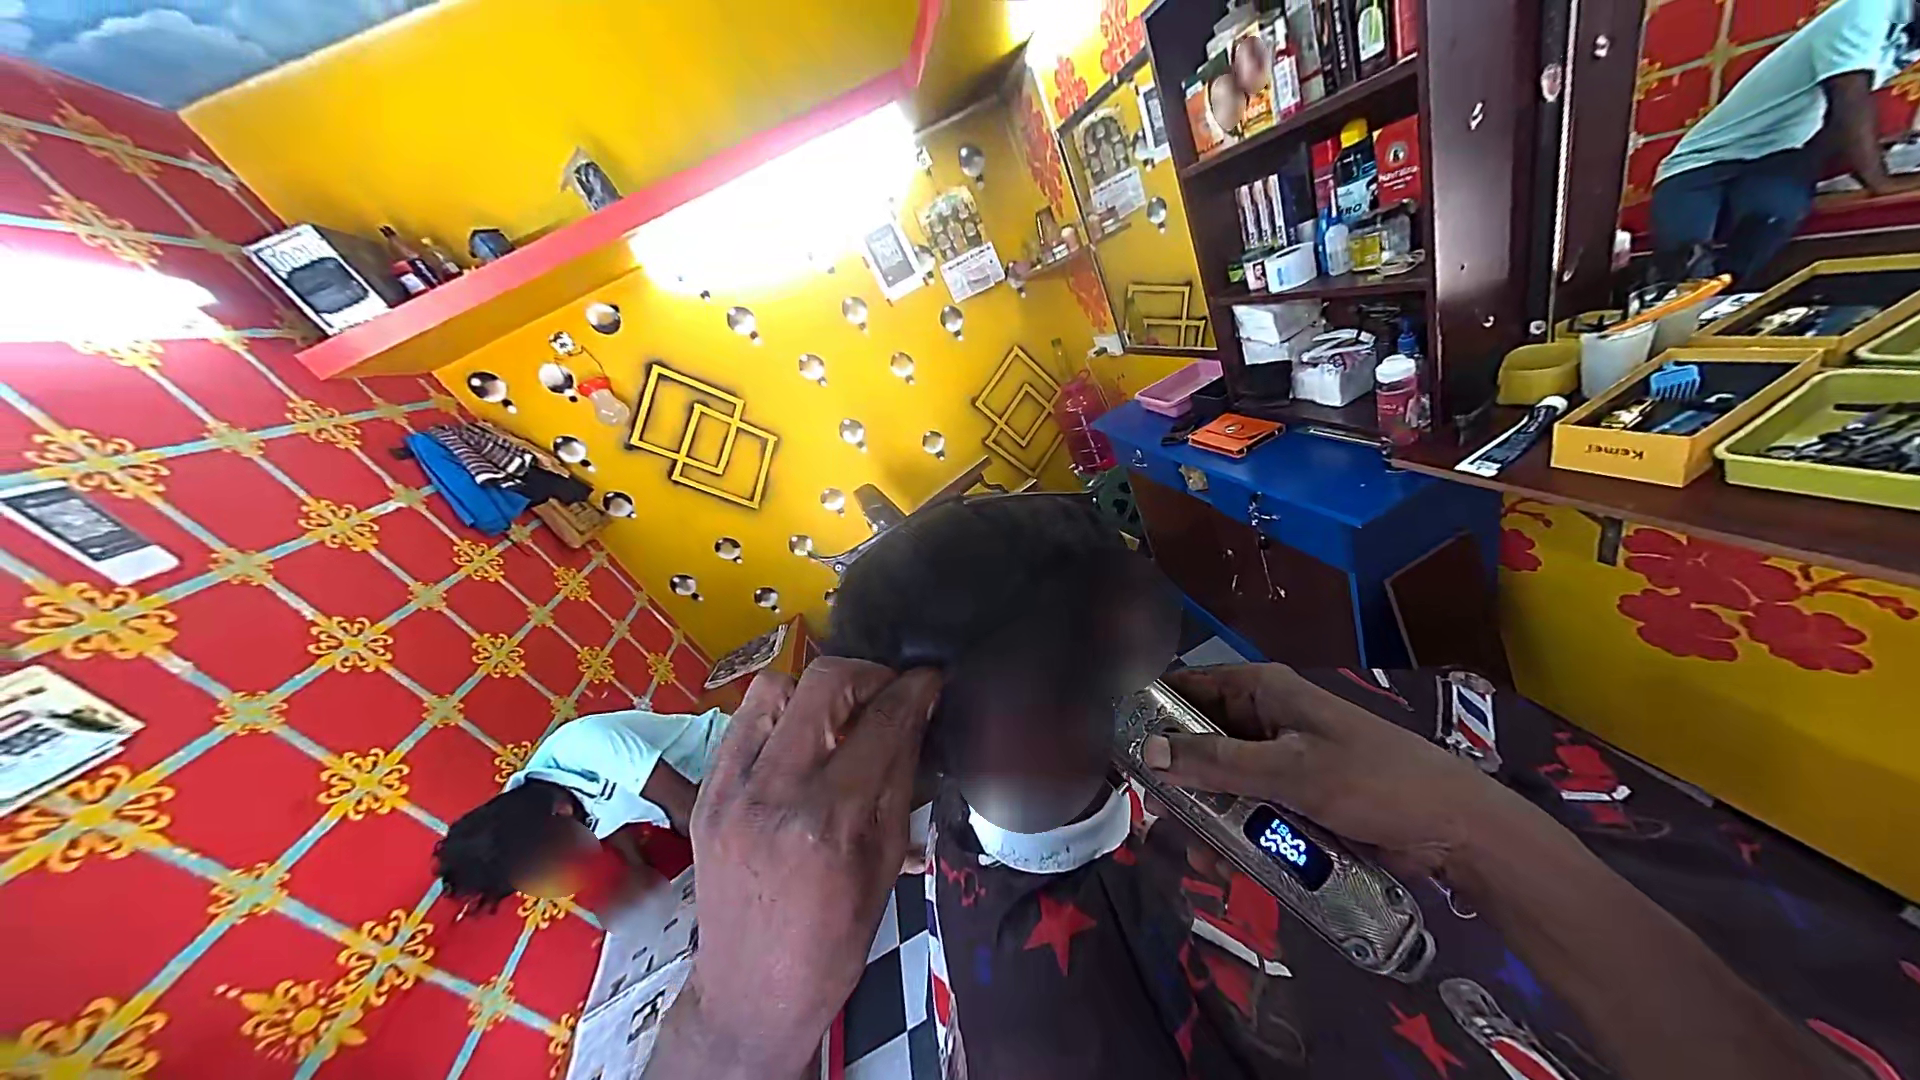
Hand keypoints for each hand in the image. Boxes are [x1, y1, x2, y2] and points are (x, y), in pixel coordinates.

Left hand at [647, 659, 940, 1077]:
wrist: (751, 990)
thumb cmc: (834, 937)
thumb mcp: (886, 858)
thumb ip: (901, 776)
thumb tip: (917, 714)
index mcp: (829, 820)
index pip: (882, 722)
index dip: (915, 689)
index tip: (930, 679)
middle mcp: (773, 791)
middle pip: (825, 682)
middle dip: (869, 674)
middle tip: (887, 692)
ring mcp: (729, 786)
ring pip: (777, 684)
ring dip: (819, 688)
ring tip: (841, 713)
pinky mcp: (706, 788)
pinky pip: (745, 715)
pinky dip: (782, 710)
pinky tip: (802, 734)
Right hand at [1146, 664, 1550, 877]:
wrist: (1459, 831)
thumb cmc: (1374, 781)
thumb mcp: (1290, 771)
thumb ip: (1217, 762)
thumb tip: (1147, 753)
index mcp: (1262, 689)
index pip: (1189, 686)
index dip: (1153, 707)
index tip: (1121, 741)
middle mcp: (1264, 715)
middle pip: (1199, 735)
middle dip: (1176, 772)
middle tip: (1155, 809)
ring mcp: (1278, 755)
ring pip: (1220, 775)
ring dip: (1204, 808)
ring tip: (1194, 849)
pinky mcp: (1292, 791)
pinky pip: (1248, 803)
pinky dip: (1232, 827)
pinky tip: (1223, 859)